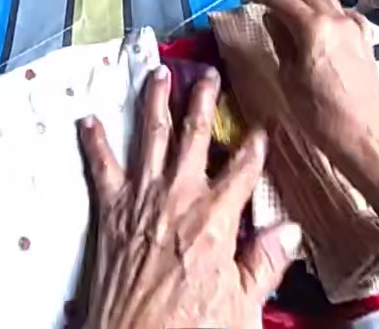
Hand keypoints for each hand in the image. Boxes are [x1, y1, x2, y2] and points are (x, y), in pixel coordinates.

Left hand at [79, 66, 300, 328]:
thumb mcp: (242, 311)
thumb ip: (264, 264)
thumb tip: (290, 229)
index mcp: (216, 217)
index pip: (243, 169)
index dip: (254, 146)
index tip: (261, 127)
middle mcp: (180, 194)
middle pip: (195, 134)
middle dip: (203, 99)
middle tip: (209, 73)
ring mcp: (143, 196)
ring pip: (152, 134)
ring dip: (156, 100)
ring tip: (159, 72)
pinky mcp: (112, 210)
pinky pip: (102, 167)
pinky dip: (94, 142)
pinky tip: (87, 119)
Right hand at [247, 0, 378, 180]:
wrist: (369, 138)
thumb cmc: (323, 116)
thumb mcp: (290, 80)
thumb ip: (281, 42)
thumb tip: (271, 17)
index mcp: (313, 26)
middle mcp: (335, 18)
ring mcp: (353, 26)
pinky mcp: (365, 38)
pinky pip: (343, 10)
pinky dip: (327, 2)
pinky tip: (322, 9)